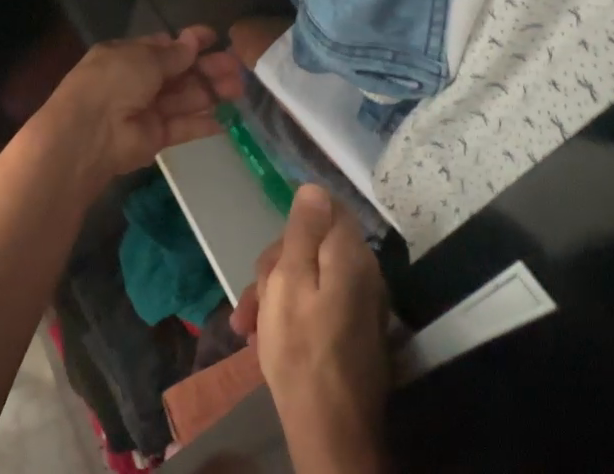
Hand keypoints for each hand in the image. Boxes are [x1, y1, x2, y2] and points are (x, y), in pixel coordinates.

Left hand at [34, 27, 244, 188]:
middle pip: (178, 73)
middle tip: (237, 67)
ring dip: (211, 93)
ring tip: (240, 89)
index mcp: (126, 56)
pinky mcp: (155, 138)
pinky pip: (183, 127)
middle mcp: (136, 81)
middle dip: (207, 69)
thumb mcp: (142, 58)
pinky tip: (228, 118)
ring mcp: (146, 111)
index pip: (162, 46)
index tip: (215, 37)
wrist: (90, 132)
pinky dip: (203, 123)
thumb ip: (171, 54)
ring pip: (184, 99)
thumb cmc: (113, 82)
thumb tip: (192, 40)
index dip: (188, 42)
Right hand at [231, 185, 388, 471]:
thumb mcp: (288, 281)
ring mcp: (361, 302)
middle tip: (254, 298)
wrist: (331, 426)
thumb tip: (314, 188)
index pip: (328, 208)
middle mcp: (364, 272)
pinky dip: (290, 313)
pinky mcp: (354, 328)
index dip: (293, 222)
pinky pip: (317, 303)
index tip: (270, 254)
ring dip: (274, 294)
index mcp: (349, 254)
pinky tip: (265, 336)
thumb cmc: (300, 348)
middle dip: (275, 266)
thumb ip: (302, 232)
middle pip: (312, 244)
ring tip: (249, 325)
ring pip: (309, 276)